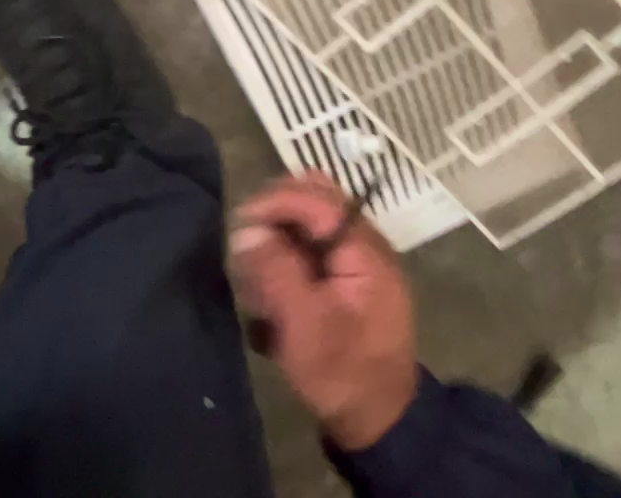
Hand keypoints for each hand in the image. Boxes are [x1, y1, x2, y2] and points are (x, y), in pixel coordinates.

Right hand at [230, 175, 418, 449]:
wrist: (378, 422)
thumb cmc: (342, 373)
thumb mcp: (304, 325)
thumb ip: (275, 270)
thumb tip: (246, 229)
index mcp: (366, 254)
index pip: (319, 201)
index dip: (277, 202)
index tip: (242, 220)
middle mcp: (366, 247)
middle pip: (317, 199)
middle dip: (277, 212)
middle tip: (247, 238)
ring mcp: (357, 261)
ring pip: (311, 218)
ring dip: (280, 232)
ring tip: (257, 265)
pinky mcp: (345, 277)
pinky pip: (311, 243)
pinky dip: (286, 251)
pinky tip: (270, 280)